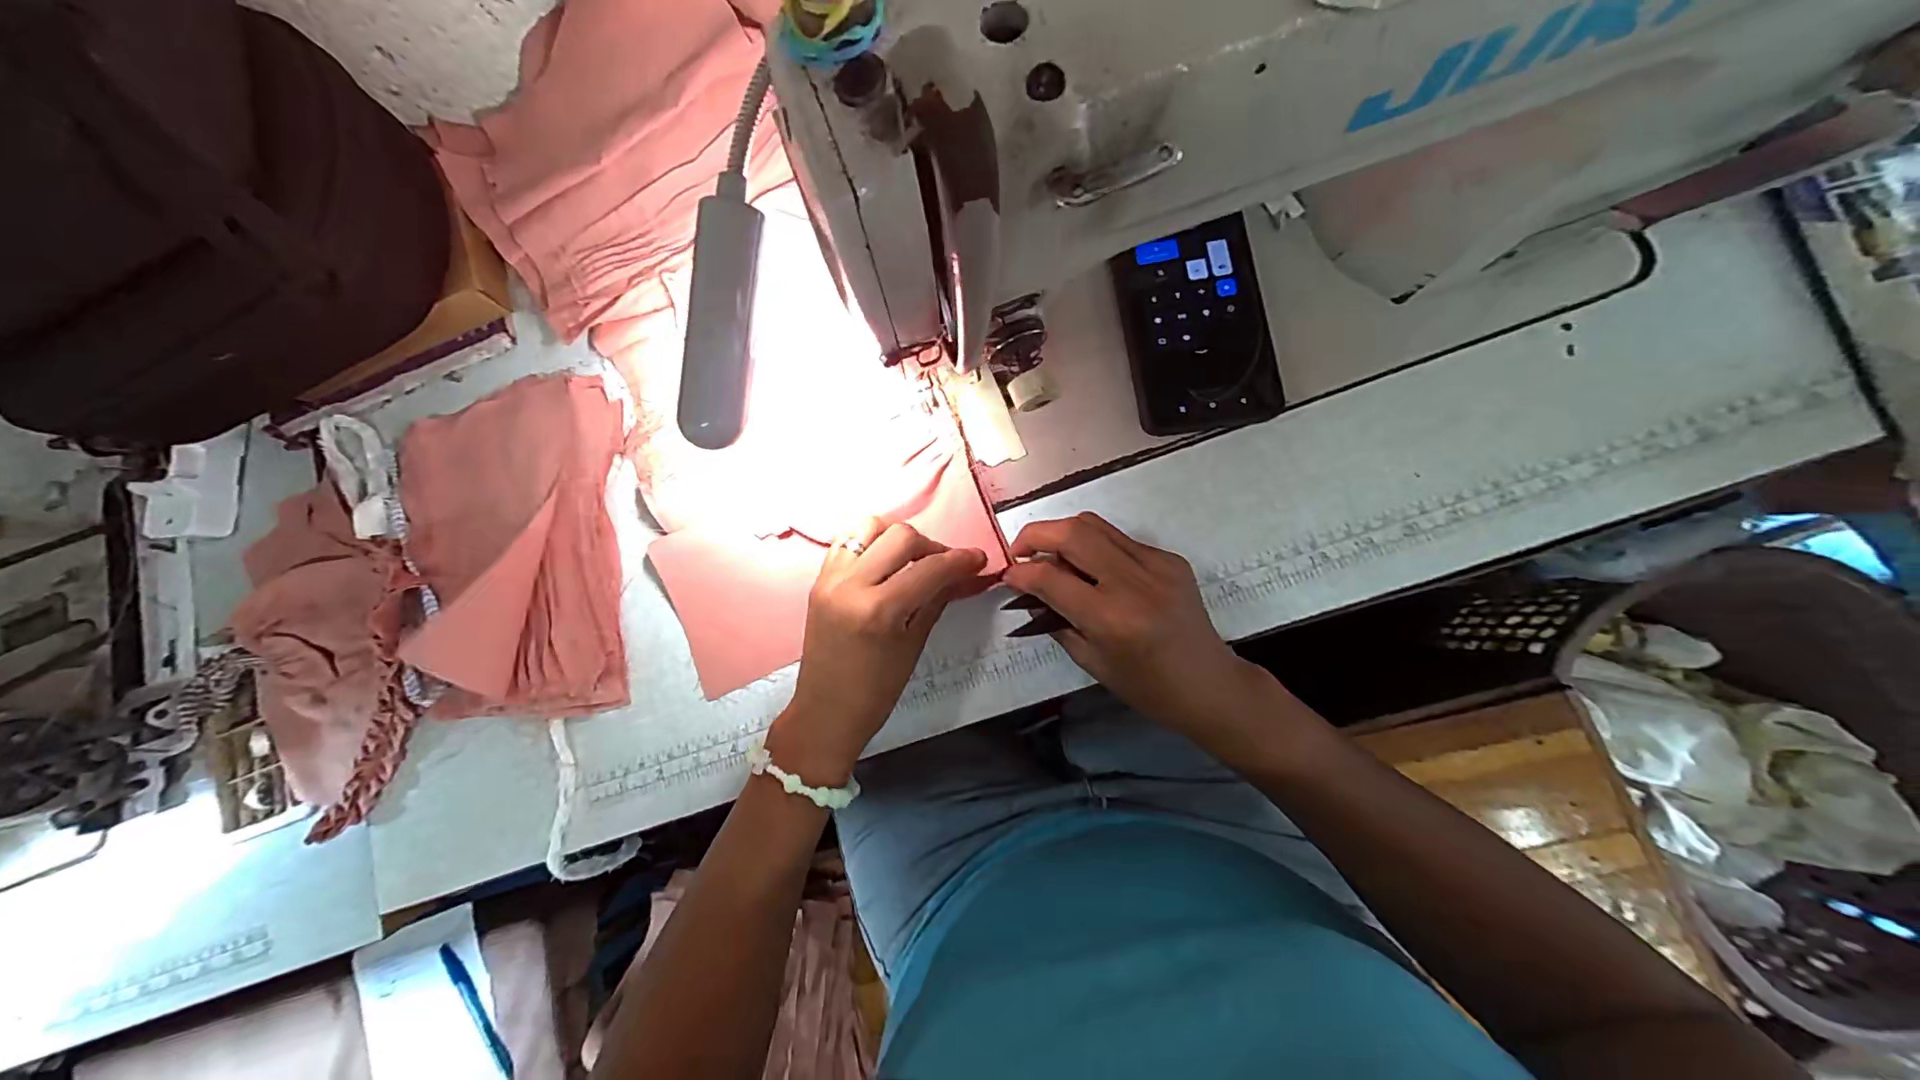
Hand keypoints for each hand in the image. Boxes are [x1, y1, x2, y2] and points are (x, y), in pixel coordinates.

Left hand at [768, 518, 988, 784]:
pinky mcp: (818, 580)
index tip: (978, 559)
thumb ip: (938, 599)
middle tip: (944, 566)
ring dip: (897, 537)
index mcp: (878, 610)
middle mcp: (850, 585)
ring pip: (870, 527)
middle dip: (931, 546)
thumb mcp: (914, 644)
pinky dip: (870, 544)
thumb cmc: (875, 690)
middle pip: (901, 536)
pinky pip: (847, 542)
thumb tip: (964, 574)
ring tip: (910, 561)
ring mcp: (830, 579)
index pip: (929, 568)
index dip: (960, 560)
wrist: (826, 711)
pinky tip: (884, 563)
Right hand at [1002, 513, 1299, 753]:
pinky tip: (1091, 568)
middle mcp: (1134, 583)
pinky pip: (1120, 539)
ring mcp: (1157, 565)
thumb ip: (1057, 620)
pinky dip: (1094, 547)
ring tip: (1050, 554)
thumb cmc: (1147, 686)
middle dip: (1035, 535)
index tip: (1008, 576)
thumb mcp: (1091, 662)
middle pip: (1072, 533)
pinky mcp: (1170, 558)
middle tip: (1021, 552)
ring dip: (1062, 533)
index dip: (1021, 572)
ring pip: (1095, 525)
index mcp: (1112, 619)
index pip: (1051, 577)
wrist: (1209, 684)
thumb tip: (1029, 592)